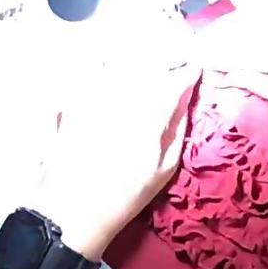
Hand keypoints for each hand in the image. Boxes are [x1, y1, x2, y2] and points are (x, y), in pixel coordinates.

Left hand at [32, 59, 199, 259]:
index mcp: (149, 123)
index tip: (194, 69)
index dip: (187, 73)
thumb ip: (178, 128)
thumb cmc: (125, 196)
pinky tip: (114, 66)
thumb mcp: (164, 169)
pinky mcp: (73, 101)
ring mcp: (94, 101)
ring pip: (122, 62)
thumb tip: (186, 98)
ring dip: (139, 58)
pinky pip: (93, 70)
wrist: (74, 210)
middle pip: (148, 64)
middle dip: (166, 58)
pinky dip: (107, 64)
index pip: (173, 83)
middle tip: (176, 60)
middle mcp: (122, 104)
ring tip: (149, 62)